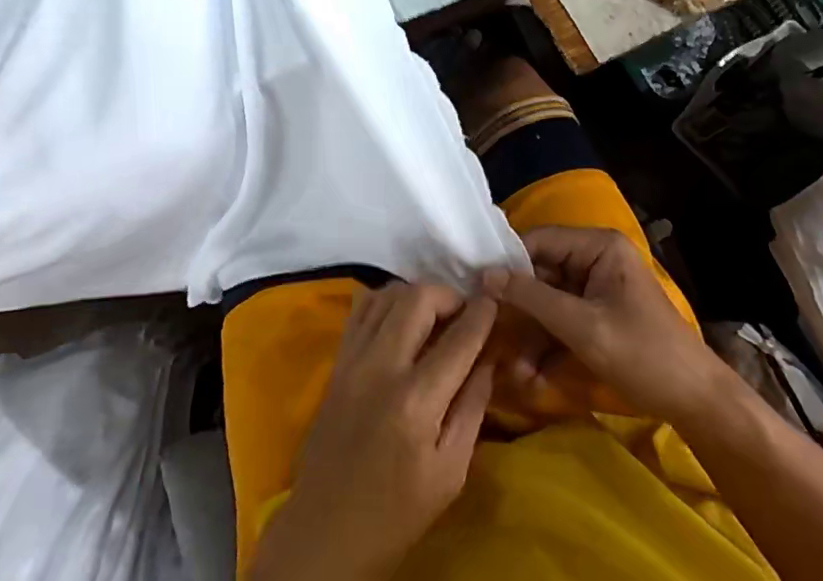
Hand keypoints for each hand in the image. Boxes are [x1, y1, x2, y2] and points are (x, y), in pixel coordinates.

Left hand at [252, 283, 497, 580]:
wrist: (328, 527)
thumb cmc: (399, 510)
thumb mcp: (451, 471)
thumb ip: (472, 407)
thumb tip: (487, 358)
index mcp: (416, 401)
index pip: (458, 339)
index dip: (481, 314)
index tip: (493, 303)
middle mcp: (381, 367)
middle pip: (417, 299)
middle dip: (448, 295)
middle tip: (463, 314)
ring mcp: (353, 360)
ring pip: (386, 295)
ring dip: (415, 296)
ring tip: (434, 316)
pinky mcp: (336, 362)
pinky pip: (360, 310)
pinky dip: (385, 303)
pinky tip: (400, 320)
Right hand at [483, 226, 732, 423]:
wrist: (698, 403)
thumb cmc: (643, 355)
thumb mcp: (582, 326)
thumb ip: (532, 297)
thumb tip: (485, 275)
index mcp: (598, 246)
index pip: (538, 241)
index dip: (506, 262)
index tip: (475, 286)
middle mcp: (594, 258)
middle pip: (539, 271)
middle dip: (516, 306)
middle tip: (485, 327)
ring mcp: (595, 288)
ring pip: (545, 300)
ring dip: (528, 333)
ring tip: (511, 366)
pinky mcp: (595, 315)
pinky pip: (559, 319)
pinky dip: (545, 343)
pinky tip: (529, 374)